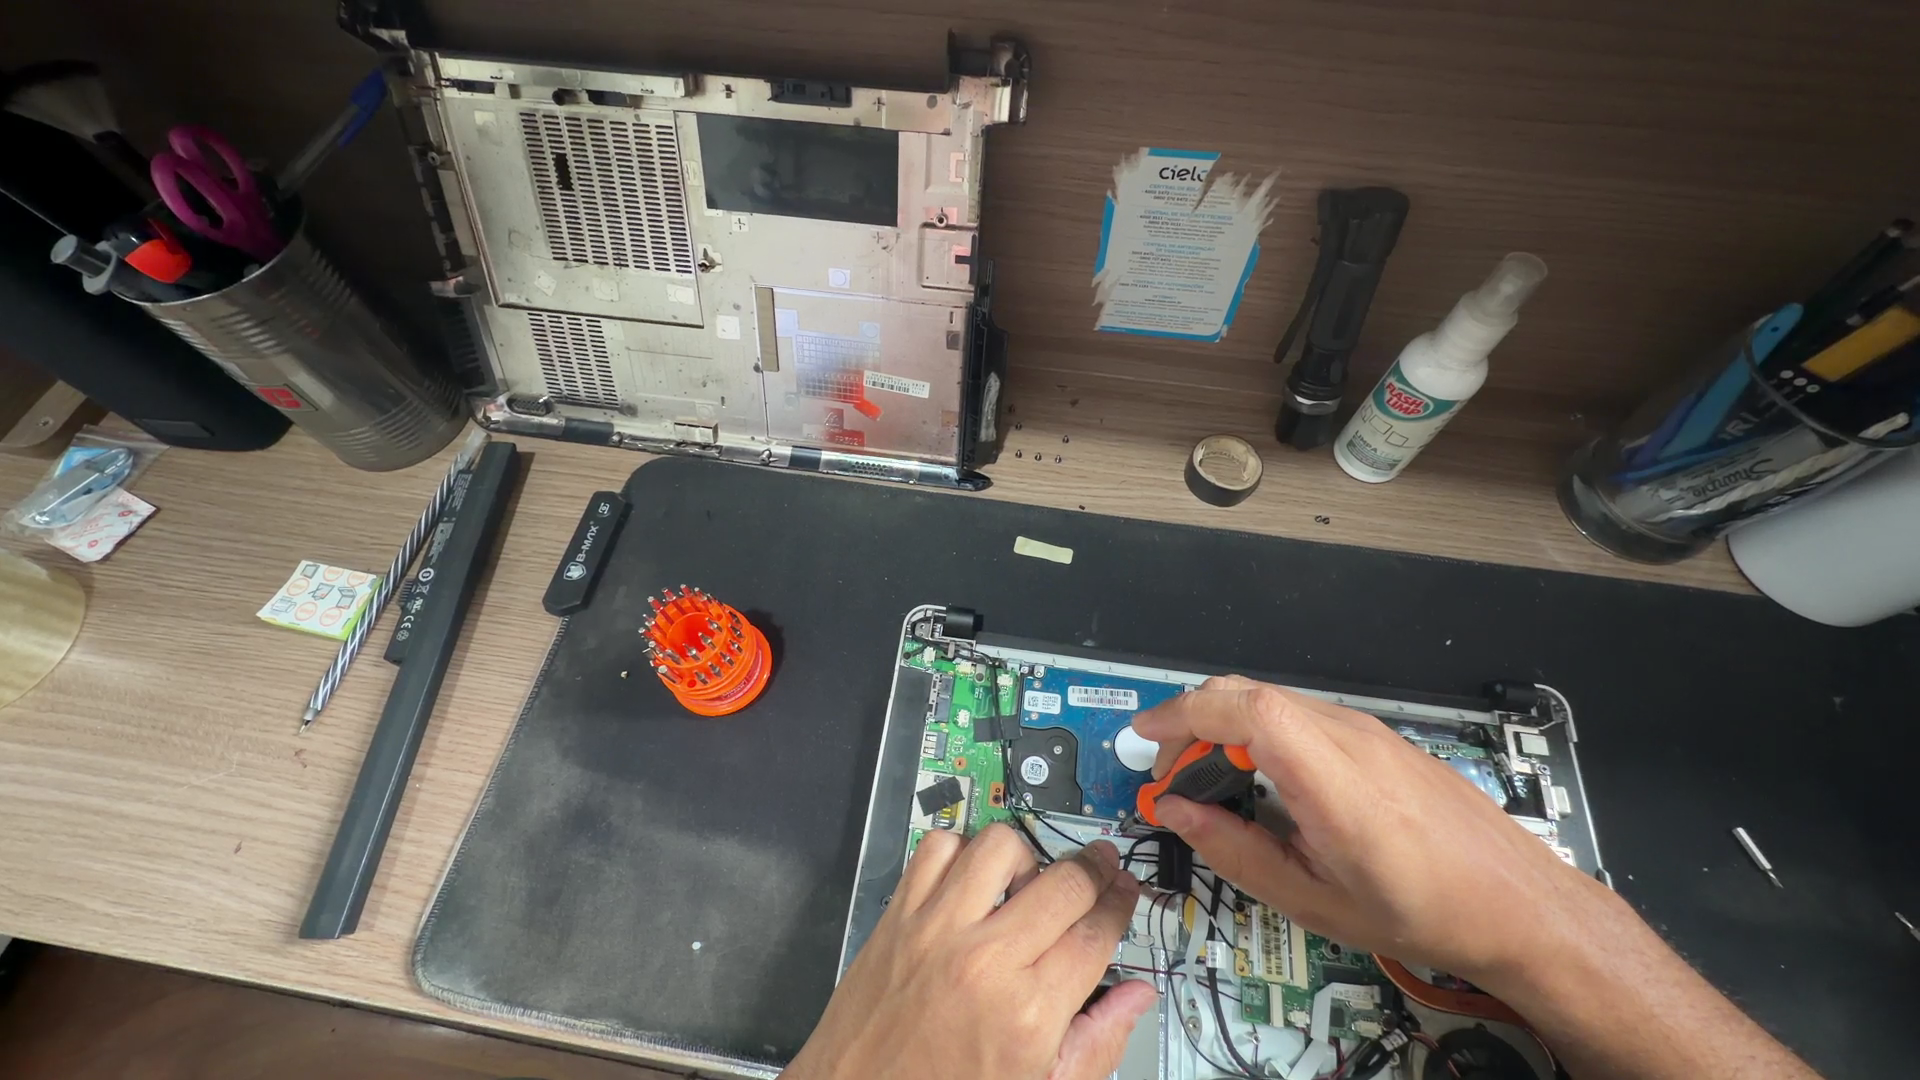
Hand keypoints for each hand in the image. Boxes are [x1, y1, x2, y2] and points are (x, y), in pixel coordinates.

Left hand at [782, 825, 1154, 1079]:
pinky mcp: (898, 914)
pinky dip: (960, 850)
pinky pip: (937, 847)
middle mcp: (985, 959)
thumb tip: (1139, 994)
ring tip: (1027, 881)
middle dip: (1094, 868)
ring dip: (1025, 856)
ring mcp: (936, 928)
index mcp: (1028, 1014)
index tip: (1126, 889)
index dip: (1121, 903)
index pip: (1096, 933)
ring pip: (1000, 846)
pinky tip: (970, 878)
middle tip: (1100, 868)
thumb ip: (1096, 1044)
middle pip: (1063, 883)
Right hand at [1131, 675, 1612, 984]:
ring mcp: (1364, 728)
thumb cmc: (1417, 912)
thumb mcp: (1311, 900)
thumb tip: (1174, 810)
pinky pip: (1296, 712)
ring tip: (1209, 779)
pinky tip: (1257, 774)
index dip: (1184, 711)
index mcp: (1332, 779)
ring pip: (1268, 698)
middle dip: (1191, 720)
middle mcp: (1346, 735)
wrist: (1519, 903)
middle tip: (1172, 774)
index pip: (1244, 709)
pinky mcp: (1373, 732)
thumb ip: (1232, 850)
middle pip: (1246, 691)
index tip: (1146, 736)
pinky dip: (1255, 729)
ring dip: (1221, 724)